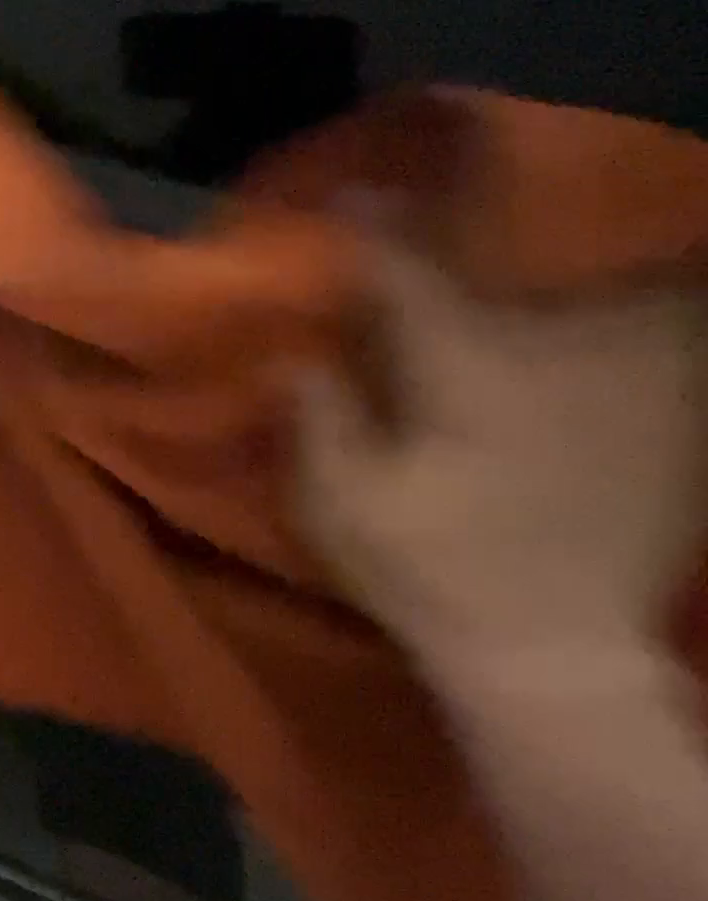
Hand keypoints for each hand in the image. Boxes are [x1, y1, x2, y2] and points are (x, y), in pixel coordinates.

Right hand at [295, 231, 707, 671]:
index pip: (415, 284)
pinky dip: (624, 294)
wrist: (548, 640)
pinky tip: (593, 294)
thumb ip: (321, 422)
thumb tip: (298, 354)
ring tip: (527, 228)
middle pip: (518, 264)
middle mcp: (561, 357)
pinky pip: (655, 320)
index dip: (381, 237)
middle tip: (446, 191)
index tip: (356, 196)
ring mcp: (632, 377)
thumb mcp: (341, 508)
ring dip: (556, 251)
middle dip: (478, 223)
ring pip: (596, 281)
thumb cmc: (423, 573)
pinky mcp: (671, 406)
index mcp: (468, 379)